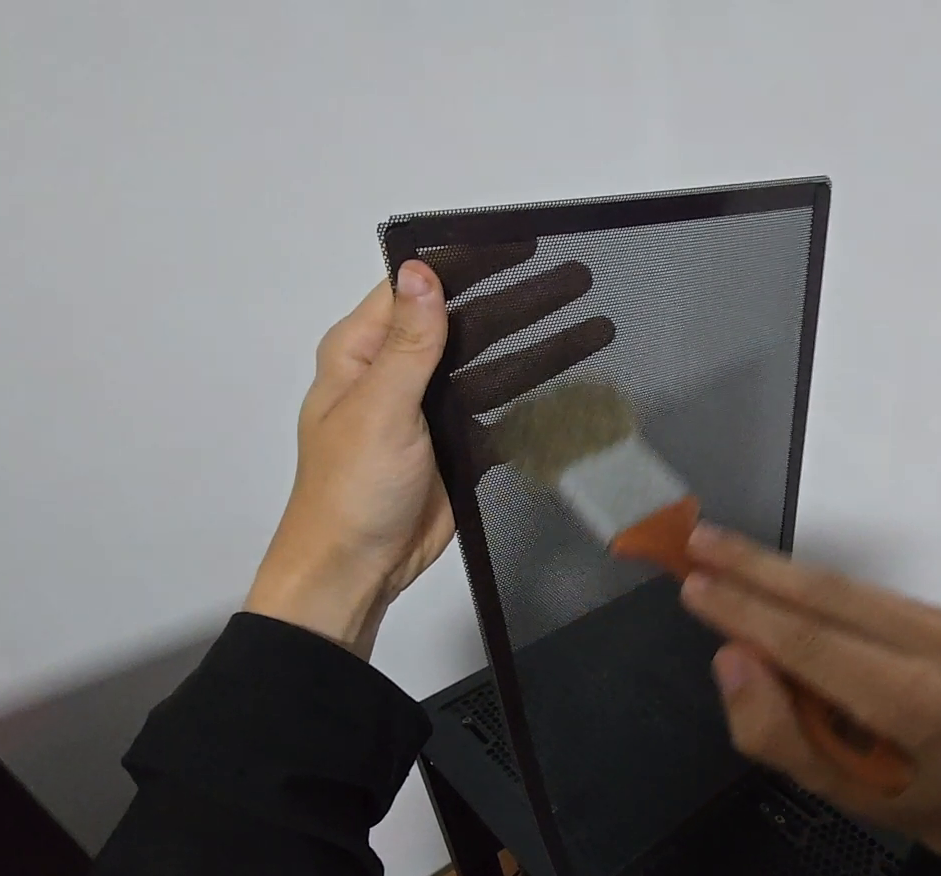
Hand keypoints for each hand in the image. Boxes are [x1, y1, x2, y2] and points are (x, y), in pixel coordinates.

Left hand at [247, 246, 614, 657]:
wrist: (359, 567)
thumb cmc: (349, 491)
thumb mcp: (379, 410)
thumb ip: (408, 346)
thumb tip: (420, 274)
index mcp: (365, 353)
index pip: (419, 288)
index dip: (467, 264)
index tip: (517, 244)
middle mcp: (400, 373)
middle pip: (471, 325)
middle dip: (522, 302)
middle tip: (573, 280)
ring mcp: (434, 411)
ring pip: (496, 368)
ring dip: (541, 349)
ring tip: (591, 329)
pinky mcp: (460, 446)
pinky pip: (504, 414)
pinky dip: (537, 403)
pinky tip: (573, 389)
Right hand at [678, 524, 940, 854]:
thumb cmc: (897, 795)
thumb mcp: (828, 787)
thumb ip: (773, 730)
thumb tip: (730, 655)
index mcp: (914, 704)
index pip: (812, 643)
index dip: (748, 610)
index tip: (693, 584)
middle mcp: (938, 649)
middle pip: (828, 596)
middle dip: (753, 567)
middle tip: (695, 541)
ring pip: (841, 585)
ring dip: (774, 567)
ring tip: (715, 547)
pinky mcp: (939, 610)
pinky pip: (857, 591)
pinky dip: (805, 582)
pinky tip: (763, 575)